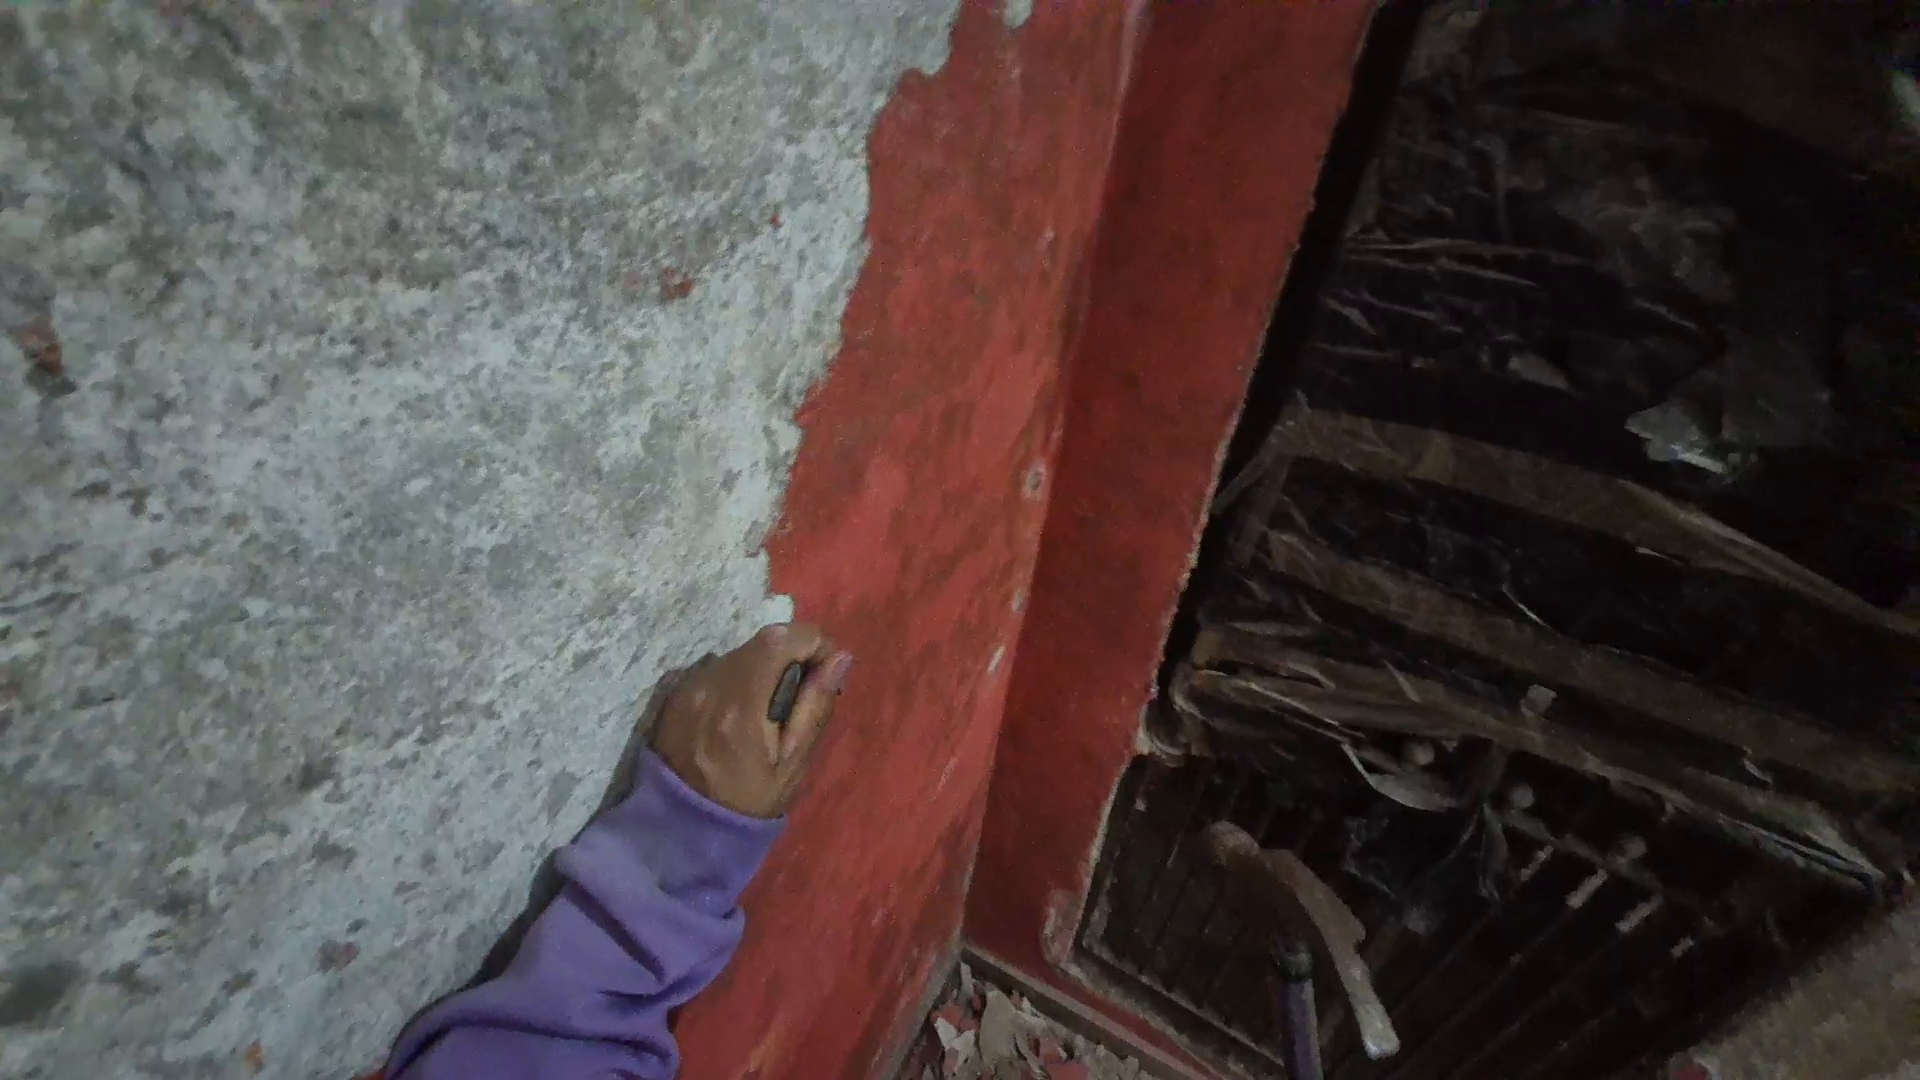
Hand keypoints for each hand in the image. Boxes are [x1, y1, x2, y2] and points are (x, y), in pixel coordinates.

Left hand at [652, 623, 853, 818]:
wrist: (680, 827)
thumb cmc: (748, 802)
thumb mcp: (793, 764)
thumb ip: (816, 706)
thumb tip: (840, 658)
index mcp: (742, 704)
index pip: (784, 638)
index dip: (814, 644)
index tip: (824, 673)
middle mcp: (711, 684)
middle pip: (764, 640)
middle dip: (793, 656)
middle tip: (801, 694)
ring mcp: (688, 685)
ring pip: (742, 651)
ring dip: (765, 667)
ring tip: (769, 708)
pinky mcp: (676, 690)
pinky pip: (720, 667)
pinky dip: (740, 679)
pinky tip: (739, 713)